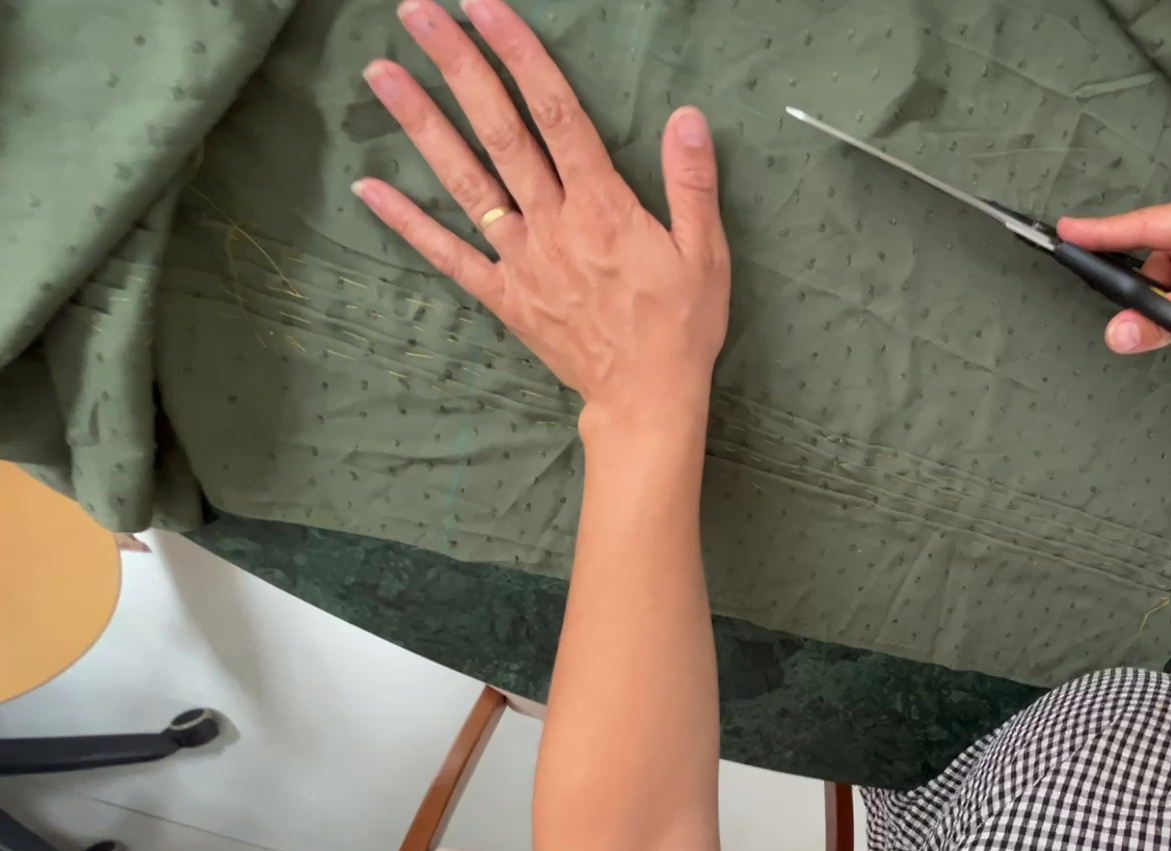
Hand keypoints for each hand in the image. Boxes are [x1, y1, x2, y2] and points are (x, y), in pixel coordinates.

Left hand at [353, 0, 729, 426]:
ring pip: (467, 183)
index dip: (523, 58)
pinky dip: (410, 225)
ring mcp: (523, 261)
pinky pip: (451, 258)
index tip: (486, 9)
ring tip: (380, 74)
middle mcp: (554, 224)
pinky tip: (369, 189)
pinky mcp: (507, 298)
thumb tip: (688, 119)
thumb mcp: (707, 257)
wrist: (649, 398)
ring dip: (422, 127)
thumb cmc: (684, 328)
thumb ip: (692, 186)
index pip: (558, 118)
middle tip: (417, 12)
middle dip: (459, 68)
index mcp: (604, 209)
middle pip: (501, 135)